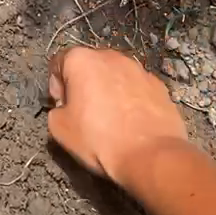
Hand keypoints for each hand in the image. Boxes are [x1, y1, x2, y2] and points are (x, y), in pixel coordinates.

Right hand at [47, 46, 191, 188]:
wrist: (152, 157)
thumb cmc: (100, 139)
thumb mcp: (59, 129)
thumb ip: (55, 111)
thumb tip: (65, 110)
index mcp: (81, 60)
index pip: (58, 63)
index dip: (56, 87)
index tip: (62, 108)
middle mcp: (110, 56)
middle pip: (89, 67)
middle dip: (84, 86)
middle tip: (84, 114)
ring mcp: (138, 70)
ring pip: (115, 76)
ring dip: (109, 91)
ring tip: (112, 120)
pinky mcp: (160, 86)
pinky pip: (137, 89)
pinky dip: (132, 101)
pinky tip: (132, 124)